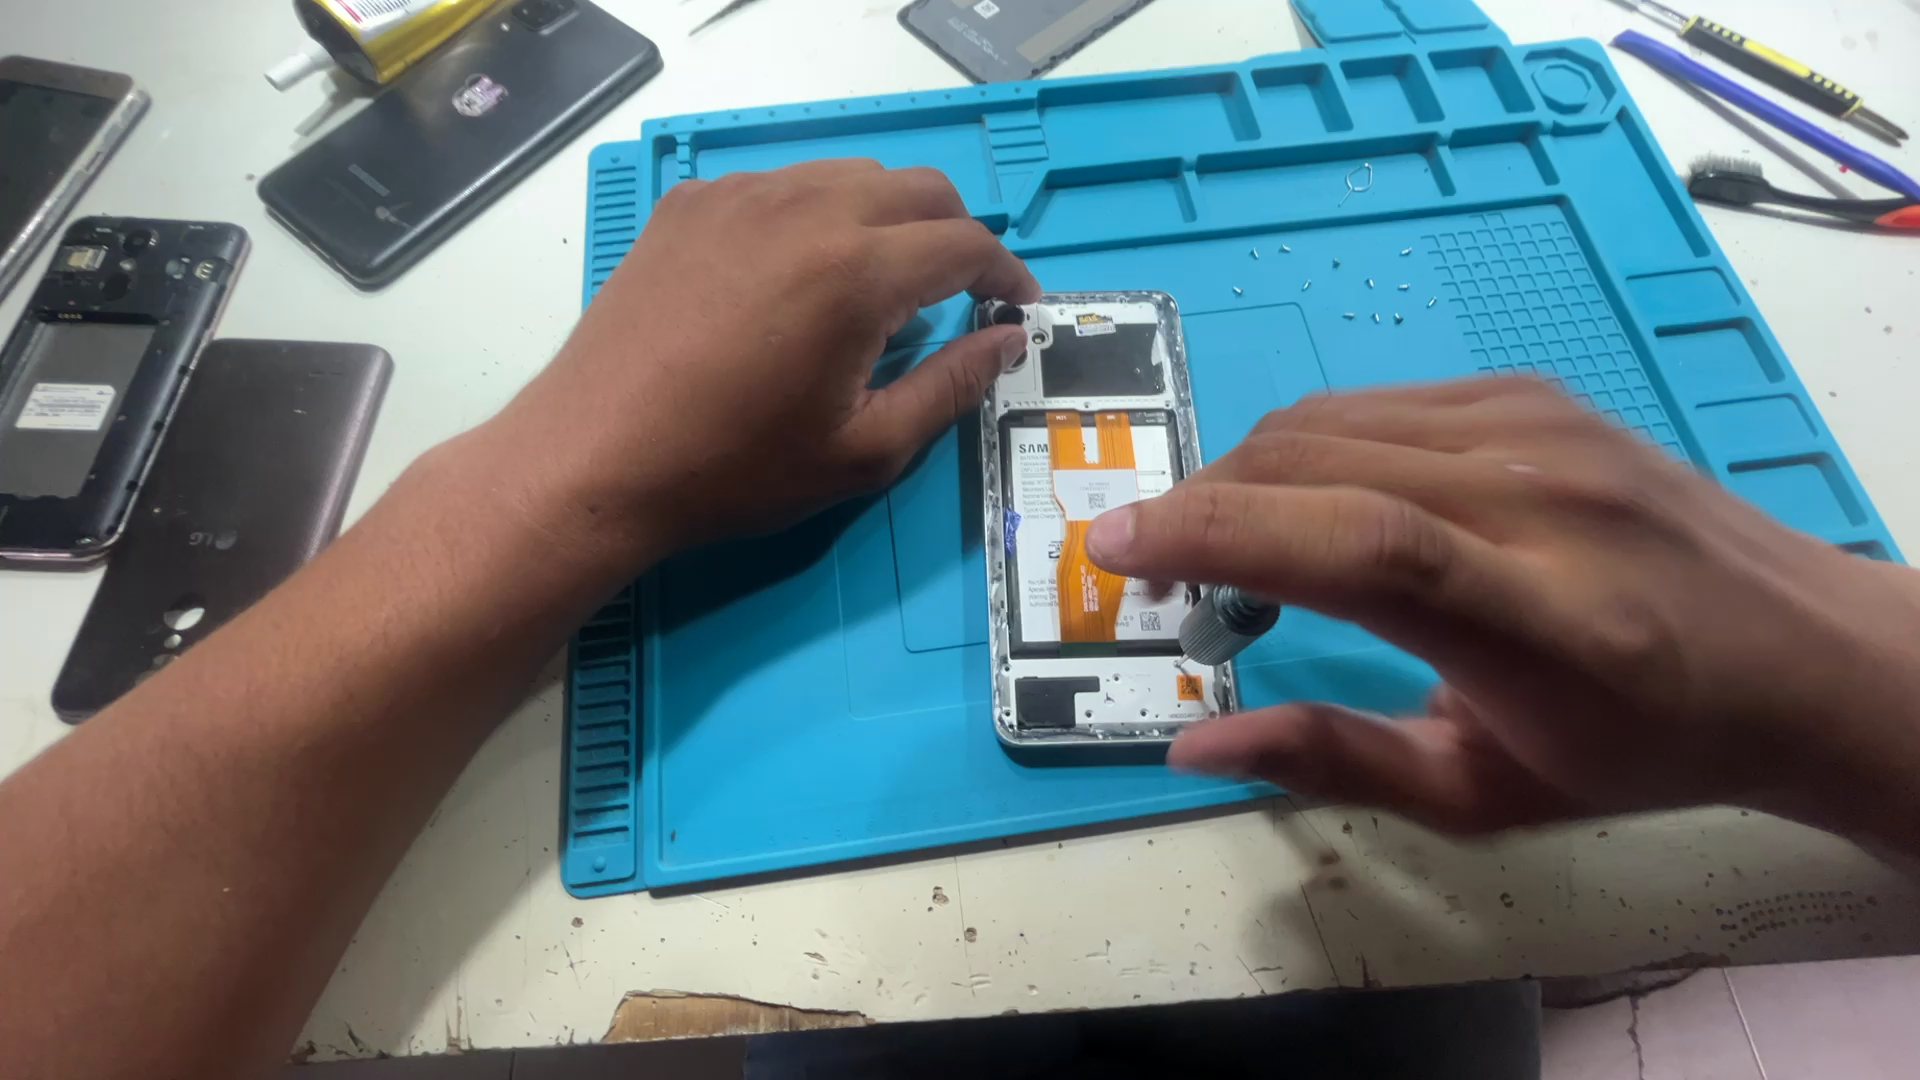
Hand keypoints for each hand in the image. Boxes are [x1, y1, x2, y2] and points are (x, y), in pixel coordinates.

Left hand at [471, 159, 1037, 573]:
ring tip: (884, 285)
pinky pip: (784, 187)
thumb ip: (950, 387)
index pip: (964, 243)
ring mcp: (741, 196)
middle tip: (960, 296)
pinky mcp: (692, 204)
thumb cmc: (738, 469)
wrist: (596, 458)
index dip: (1005, 274)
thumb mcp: (865, 450)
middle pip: (918, 190)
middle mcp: (806, 208)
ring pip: (851, 177)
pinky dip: (822, 218)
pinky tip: (802, 274)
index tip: (1018, 307)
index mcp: (858, 271)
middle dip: (957, 237)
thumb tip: (1008, 342)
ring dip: (892, 221)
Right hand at [1085, 378, 1919, 847]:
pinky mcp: (1519, 394)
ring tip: (1215, 540)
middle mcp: (1535, 496)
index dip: (1213, 534)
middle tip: (1150, 566)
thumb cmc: (1640, 748)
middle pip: (1310, 466)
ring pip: (1316, 426)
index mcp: (1539, 621)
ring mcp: (1529, 425)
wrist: (1811, 651)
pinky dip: (1289, 454)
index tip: (1112, 548)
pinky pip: (1356, 409)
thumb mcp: (1481, 794)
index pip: (1353, 545)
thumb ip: (1330, 761)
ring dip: (1233, 479)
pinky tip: (1293, 503)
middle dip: (1196, 508)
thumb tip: (1189, 747)